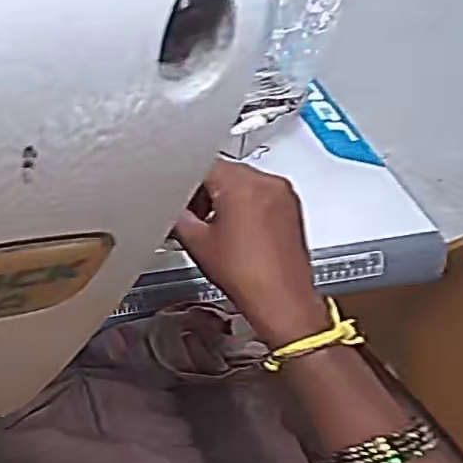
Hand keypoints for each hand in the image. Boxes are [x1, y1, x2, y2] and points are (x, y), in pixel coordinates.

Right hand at [174, 159, 330, 344]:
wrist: (279, 296)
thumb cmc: (246, 274)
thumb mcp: (196, 242)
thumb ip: (178, 217)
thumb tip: (172, 210)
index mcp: (242, 184)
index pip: (203, 166)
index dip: (183, 183)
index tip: (176, 197)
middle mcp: (268, 183)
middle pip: (225, 172)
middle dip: (204, 192)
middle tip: (190, 215)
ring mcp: (282, 194)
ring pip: (243, 182)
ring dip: (223, 198)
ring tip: (212, 227)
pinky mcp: (290, 207)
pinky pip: (260, 195)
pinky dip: (243, 206)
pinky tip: (232, 232)